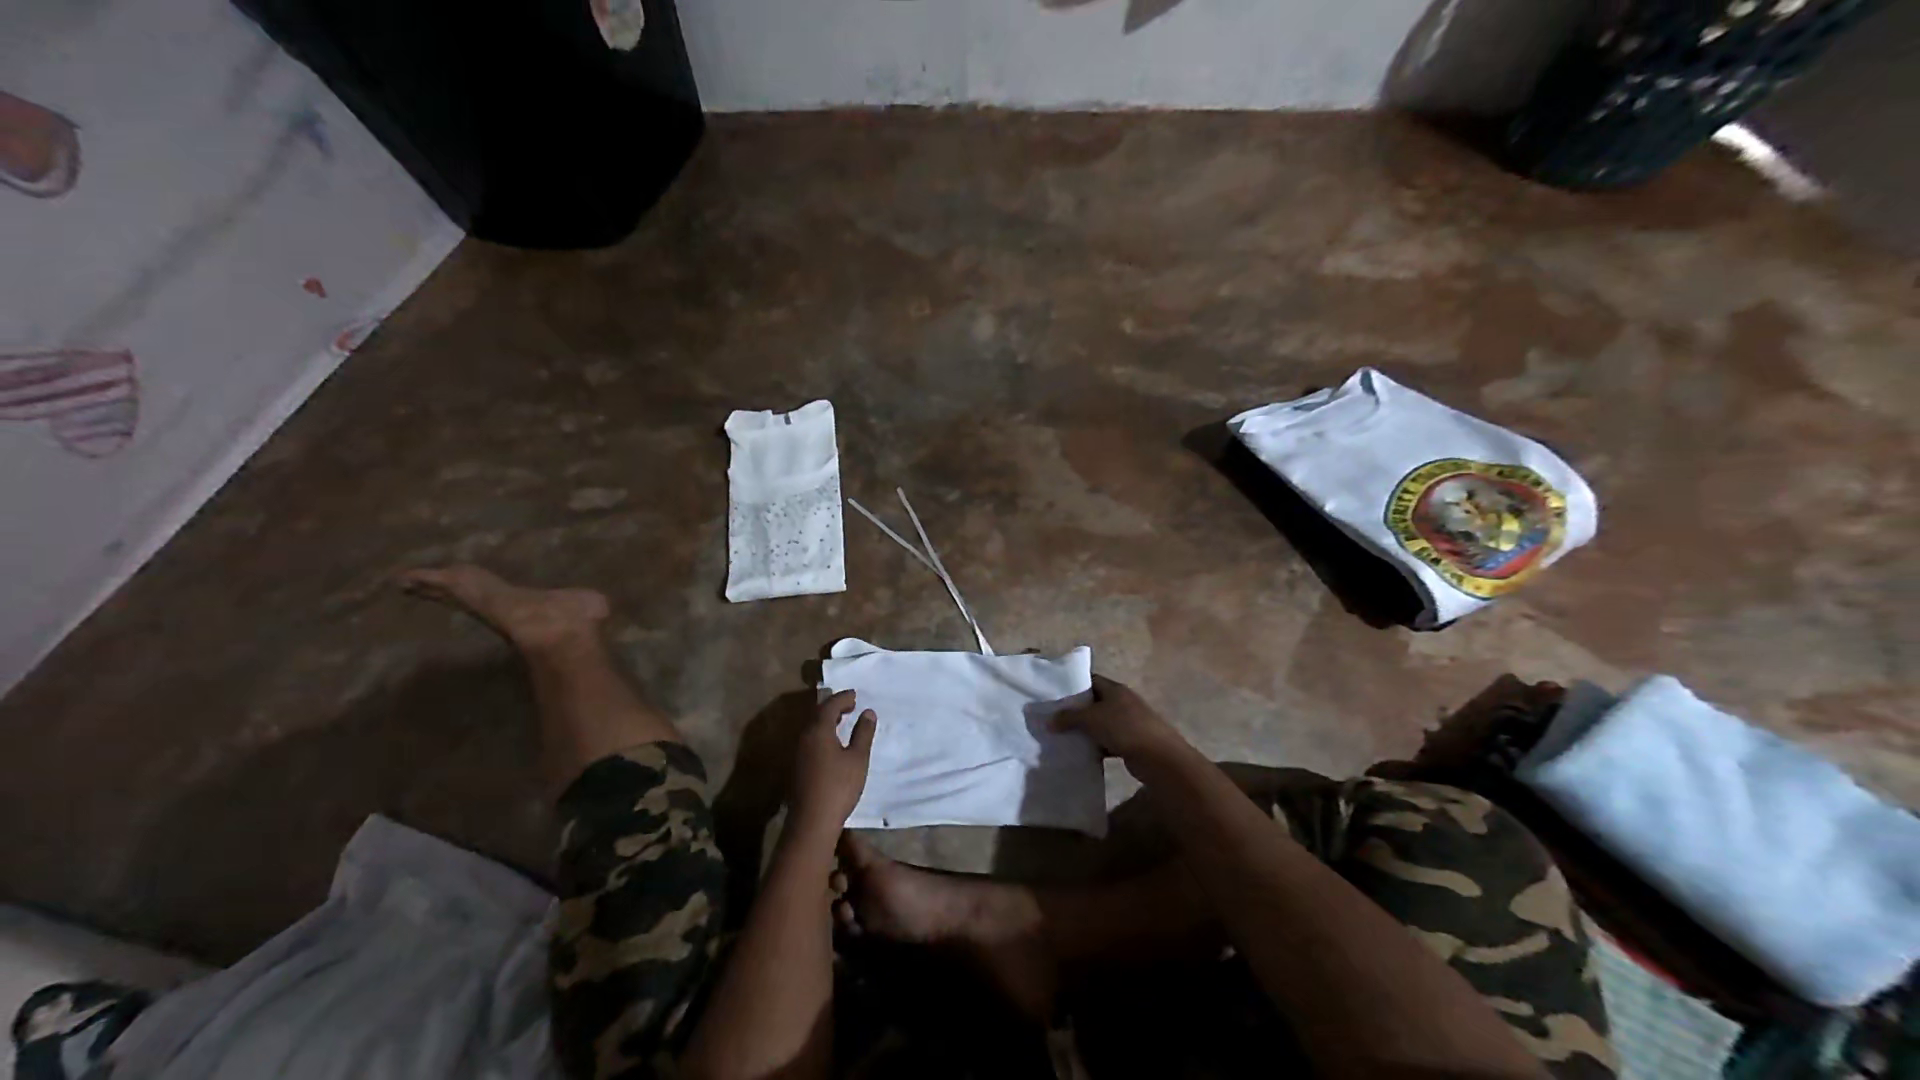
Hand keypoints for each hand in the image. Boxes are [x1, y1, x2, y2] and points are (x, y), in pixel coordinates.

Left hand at [790, 690, 876, 836]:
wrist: (812, 821)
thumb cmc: (838, 786)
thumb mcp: (857, 758)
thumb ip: (863, 733)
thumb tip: (867, 712)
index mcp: (818, 730)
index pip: (830, 705)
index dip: (843, 697)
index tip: (855, 694)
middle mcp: (804, 737)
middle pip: (817, 714)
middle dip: (833, 706)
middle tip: (850, 705)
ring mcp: (797, 752)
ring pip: (812, 727)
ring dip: (826, 720)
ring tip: (842, 721)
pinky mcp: (796, 766)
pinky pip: (809, 739)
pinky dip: (821, 733)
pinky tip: (831, 743)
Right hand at [1054, 675, 1187, 764]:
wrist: (1159, 757)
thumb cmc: (1124, 728)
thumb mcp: (1091, 719)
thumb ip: (1069, 717)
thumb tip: (1048, 721)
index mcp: (1115, 689)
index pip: (1090, 680)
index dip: (1072, 685)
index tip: (1054, 694)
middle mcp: (1123, 702)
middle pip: (1094, 702)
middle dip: (1076, 710)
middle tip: (1054, 718)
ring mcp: (1129, 722)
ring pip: (1101, 723)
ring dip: (1085, 730)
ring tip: (1063, 736)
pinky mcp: (1132, 742)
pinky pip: (1108, 741)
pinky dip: (1096, 746)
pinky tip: (1082, 753)